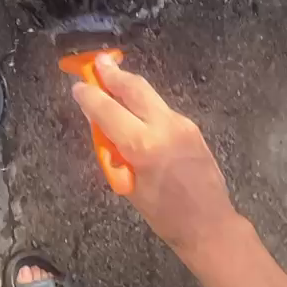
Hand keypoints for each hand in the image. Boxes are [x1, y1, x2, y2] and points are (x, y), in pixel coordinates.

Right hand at [70, 53, 243, 256]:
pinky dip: (145, 104)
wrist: (209, 224)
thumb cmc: (164, 215)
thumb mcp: (129, 186)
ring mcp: (181, 124)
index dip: (90, 97)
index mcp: (144, 146)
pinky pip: (162, 109)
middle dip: (114, 74)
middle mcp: (164, 127)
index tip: (77, 87)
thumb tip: (100, 124)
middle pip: (134, 89)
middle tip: (97, 62)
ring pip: (150, 95)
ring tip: (112, 76)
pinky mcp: (191, 127)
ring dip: (129, 85)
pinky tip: (135, 108)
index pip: (109, 111)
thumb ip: (115, 151)